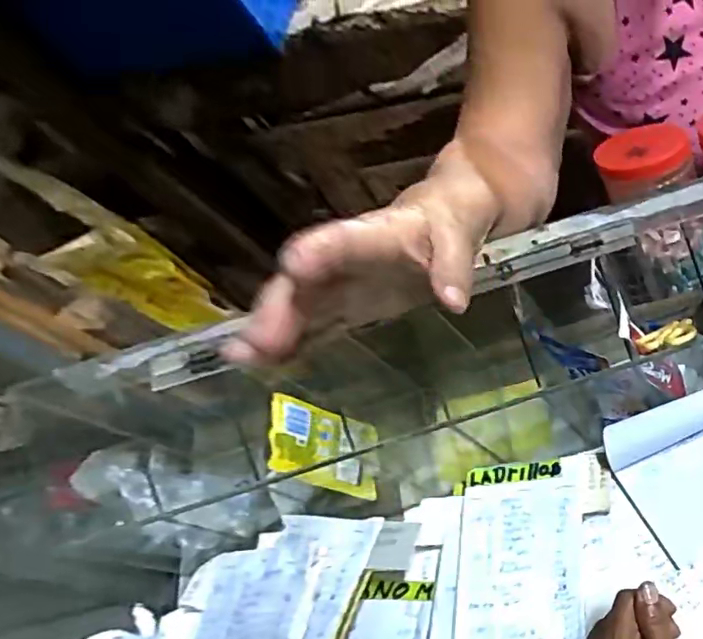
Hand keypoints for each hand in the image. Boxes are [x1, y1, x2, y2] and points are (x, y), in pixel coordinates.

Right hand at [223, 138, 548, 364]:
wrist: (444, 213)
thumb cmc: (449, 221)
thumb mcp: (459, 239)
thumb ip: (455, 269)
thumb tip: (454, 302)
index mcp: (372, 234)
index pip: (341, 242)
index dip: (318, 253)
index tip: (294, 266)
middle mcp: (344, 257)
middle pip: (303, 282)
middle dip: (277, 311)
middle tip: (252, 343)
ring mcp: (342, 280)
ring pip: (300, 304)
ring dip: (272, 330)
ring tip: (242, 357)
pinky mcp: (349, 301)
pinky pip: (318, 321)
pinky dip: (297, 341)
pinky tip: (269, 362)